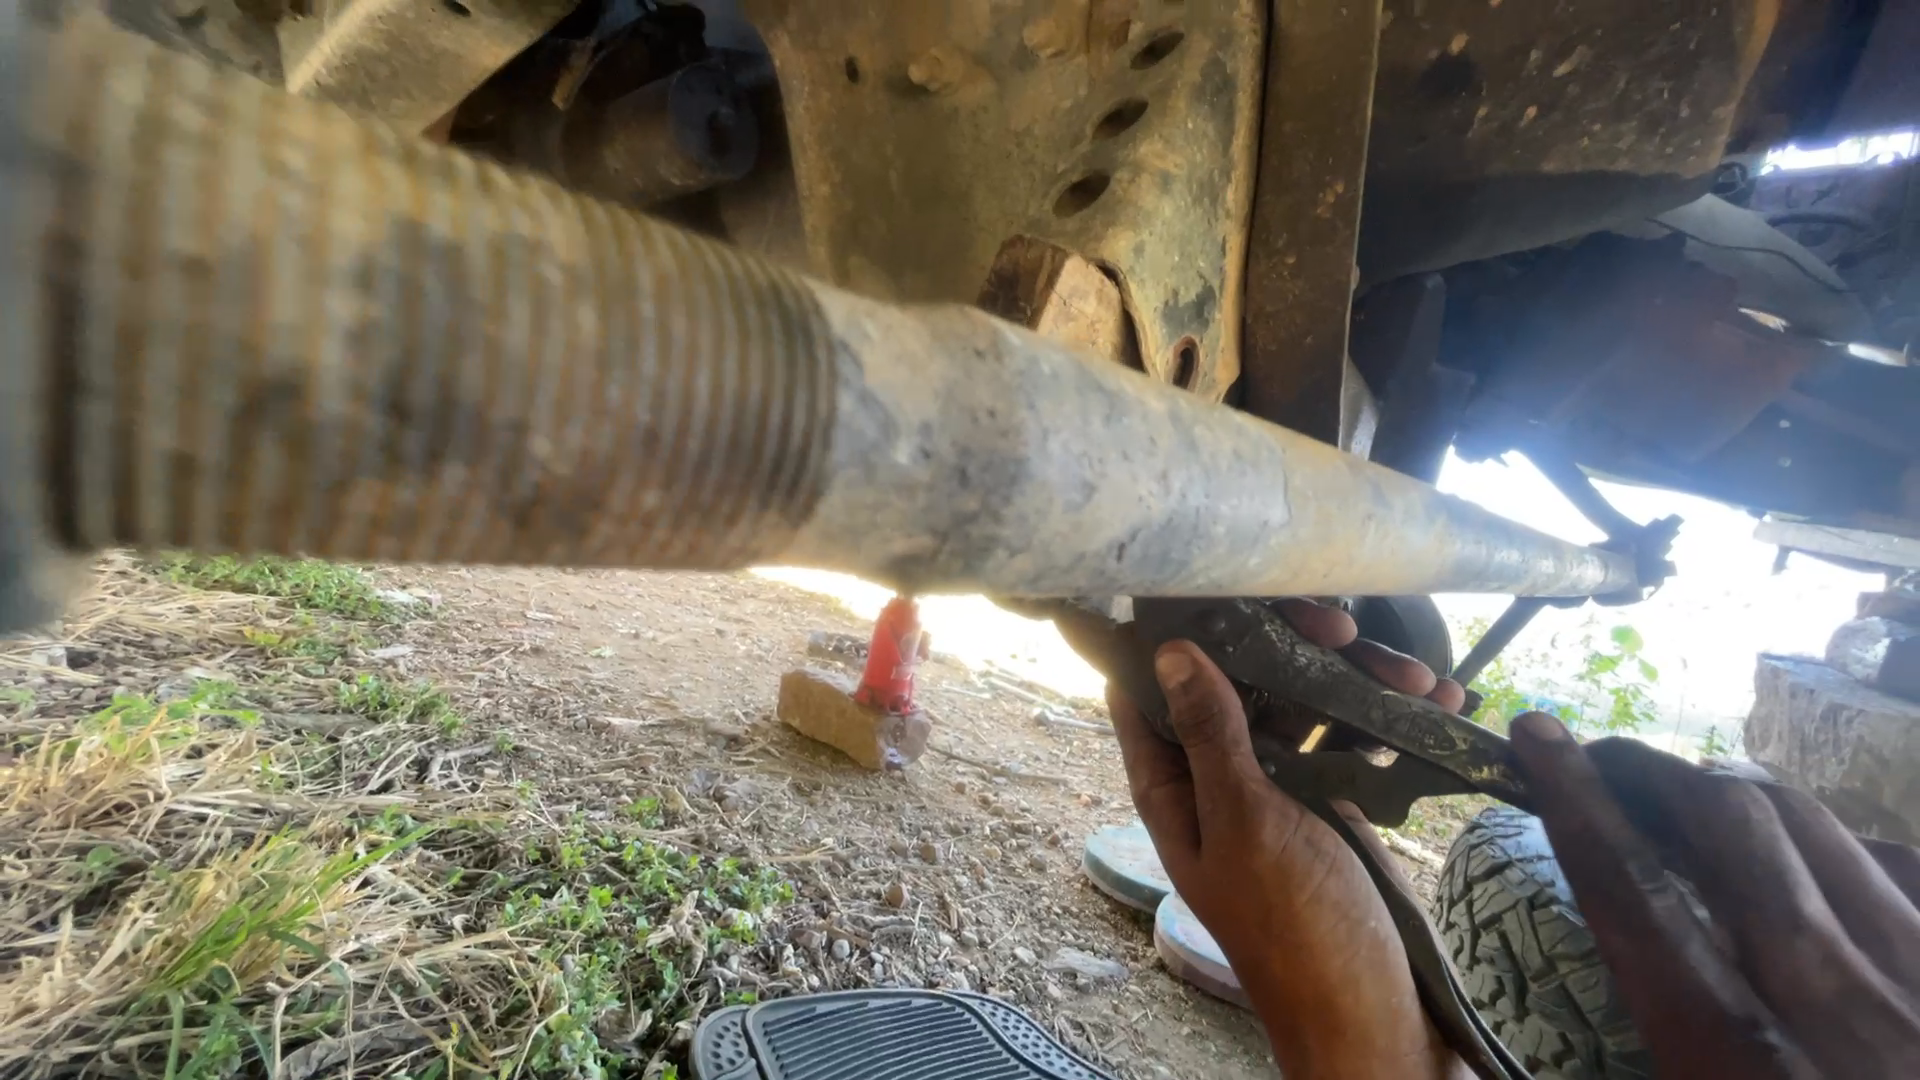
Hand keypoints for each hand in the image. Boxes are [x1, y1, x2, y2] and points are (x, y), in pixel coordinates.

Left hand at [1107, 599, 1466, 1079]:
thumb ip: (1209, 736)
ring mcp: (1273, 782)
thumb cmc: (1295, 927)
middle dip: (1283, 647)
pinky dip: (1384, 717)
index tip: (1205, 585)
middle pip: (1232, 682)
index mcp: (1170, 779)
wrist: (1376, 1017)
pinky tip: (1436, 700)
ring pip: (1296, 704)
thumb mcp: (1246, 822)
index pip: (1143, 689)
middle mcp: (1214, 772)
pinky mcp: (1327, 796)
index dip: (1163, 637)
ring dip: (1350, 679)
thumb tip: (1169, 650)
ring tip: (1412, 672)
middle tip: (1339, 626)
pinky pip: (1345, 738)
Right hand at [1511, 713, 1919, 1078]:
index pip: (1631, 885)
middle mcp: (1846, 1012)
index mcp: (1739, 1062)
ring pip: (1818, 828)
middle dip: (1646, 769)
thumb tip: (1609, 922)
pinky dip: (1840, 843)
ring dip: (1729, 794)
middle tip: (1599, 759)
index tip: (1535, 730)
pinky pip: (1908, 868)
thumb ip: (1650, 1019)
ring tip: (1687, 800)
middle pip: (1727, 827)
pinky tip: (1812, 862)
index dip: (1572, 794)